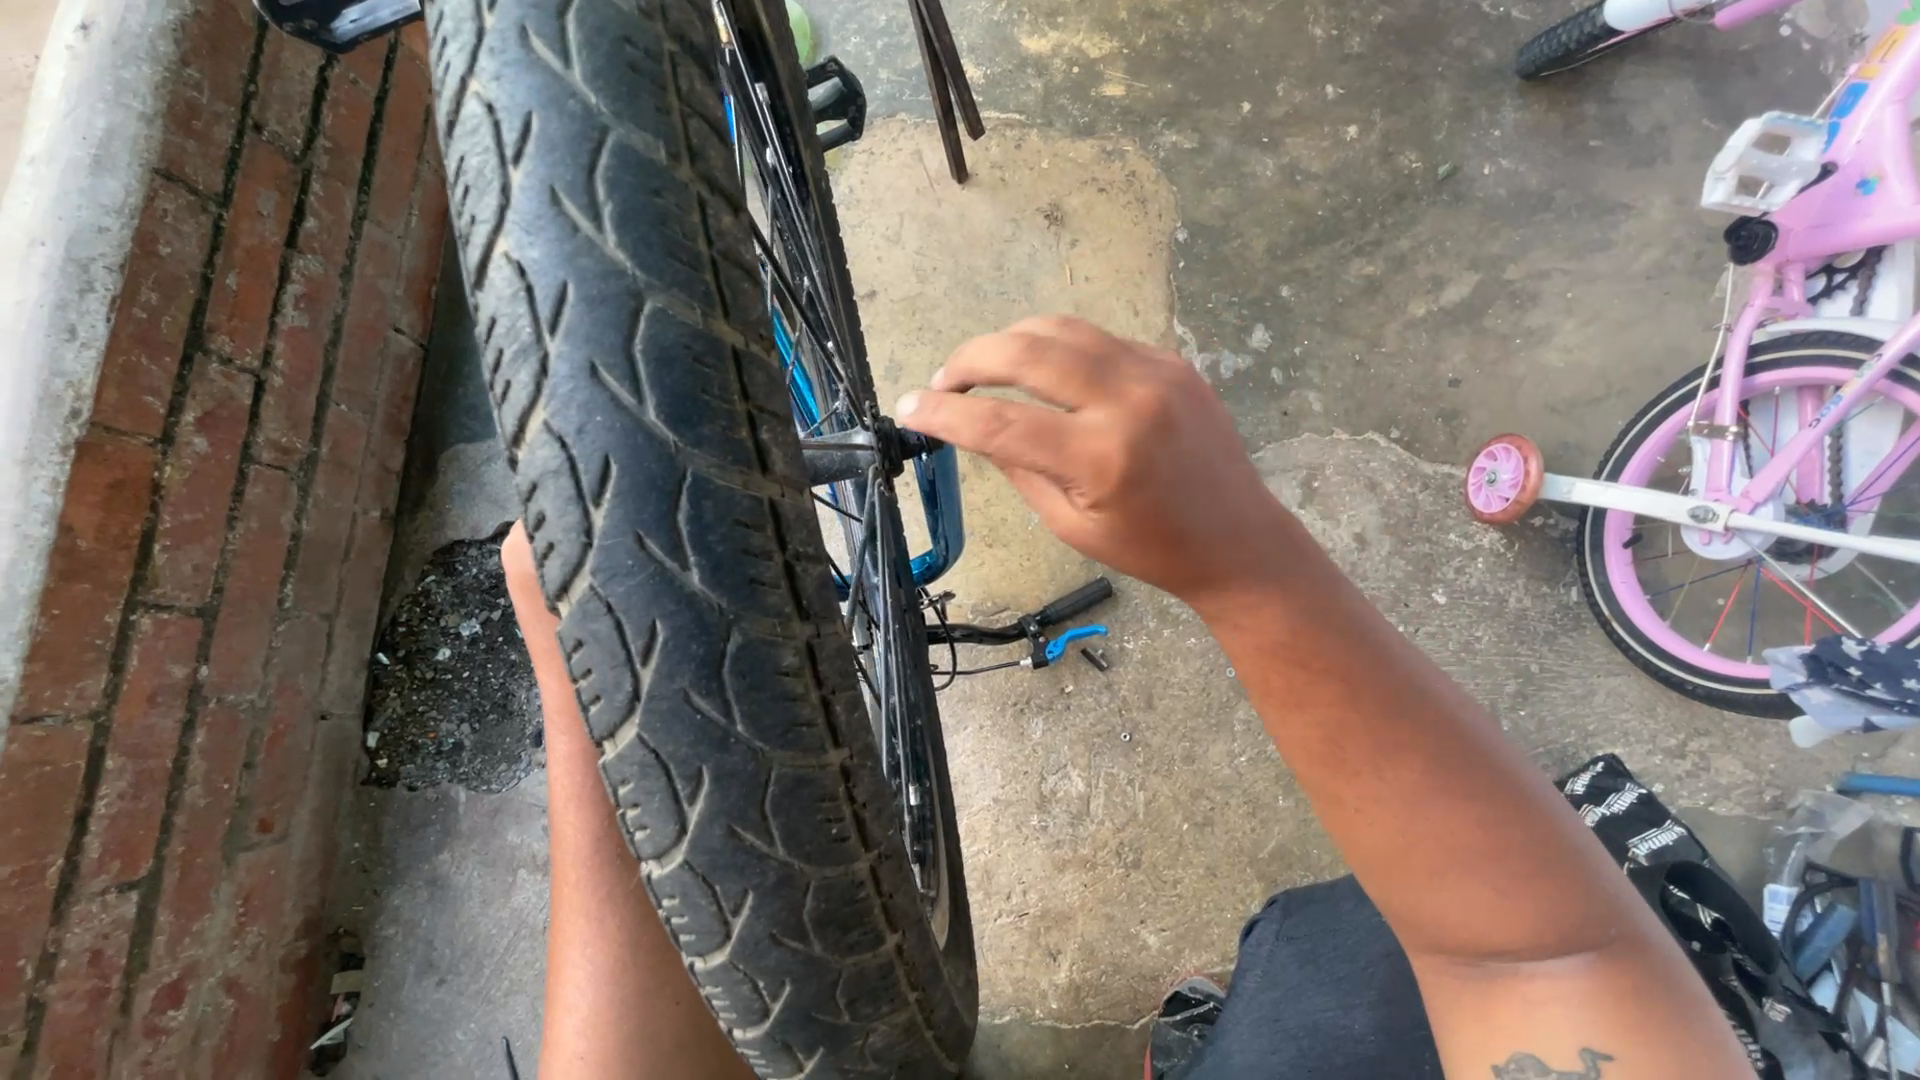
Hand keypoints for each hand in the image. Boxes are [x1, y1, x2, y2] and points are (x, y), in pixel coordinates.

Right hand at [895, 316, 1296, 610]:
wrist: (1238, 539)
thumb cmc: (1152, 549)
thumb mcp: (1072, 524)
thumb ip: (1019, 469)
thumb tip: (974, 427)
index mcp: (1102, 458)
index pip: (1001, 422)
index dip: (945, 413)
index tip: (909, 408)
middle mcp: (1129, 400)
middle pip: (1027, 351)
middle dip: (971, 359)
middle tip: (944, 381)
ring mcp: (1156, 371)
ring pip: (1061, 330)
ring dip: (1010, 342)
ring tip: (984, 369)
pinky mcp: (1171, 360)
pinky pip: (1098, 340)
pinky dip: (1057, 349)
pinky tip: (1042, 373)